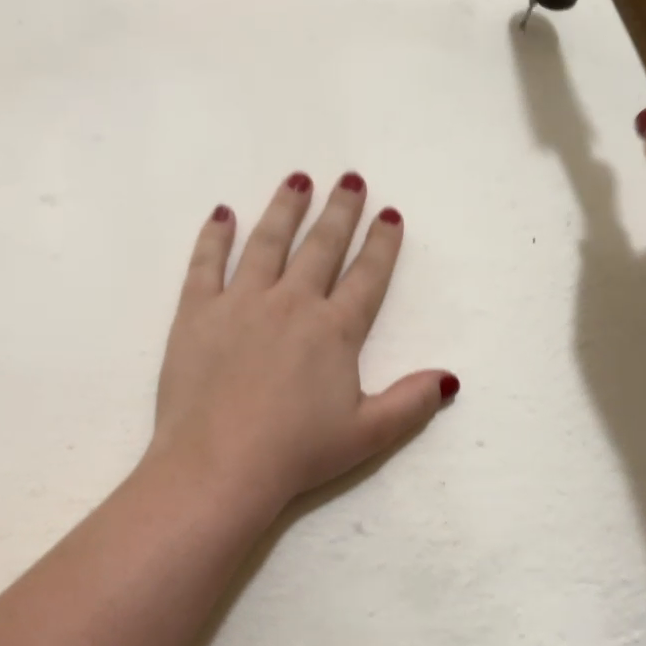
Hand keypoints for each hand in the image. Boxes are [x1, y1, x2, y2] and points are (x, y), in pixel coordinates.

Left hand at [147, 172, 456, 516]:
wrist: (218, 465)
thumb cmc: (296, 454)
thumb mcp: (366, 436)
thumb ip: (410, 403)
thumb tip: (449, 379)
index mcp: (334, 331)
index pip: (366, 277)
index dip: (381, 245)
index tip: (389, 215)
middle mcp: (291, 303)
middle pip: (320, 247)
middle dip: (339, 212)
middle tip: (350, 179)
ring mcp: (240, 303)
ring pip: (267, 243)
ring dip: (285, 209)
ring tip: (298, 180)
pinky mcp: (196, 313)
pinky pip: (206, 263)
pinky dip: (215, 235)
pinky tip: (224, 213)